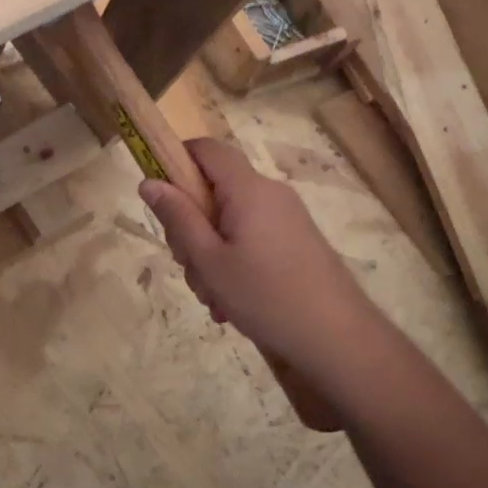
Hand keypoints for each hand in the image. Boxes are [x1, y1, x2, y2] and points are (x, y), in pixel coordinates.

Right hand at [138, 138, 385, 372]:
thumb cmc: (266, 296)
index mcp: (248, 190)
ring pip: (230, 219)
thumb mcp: (208, 260)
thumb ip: (177, 218)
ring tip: (213, 295)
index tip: (158, 195)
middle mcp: (270, 193)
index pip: (206, 148)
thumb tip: (148, 182)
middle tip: (189, 265)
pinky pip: (251, 237)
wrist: (339, 339)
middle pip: (214, 190)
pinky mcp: (296, 240)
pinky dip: (234, 260)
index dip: (176, 159)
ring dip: (211, 251)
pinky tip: (232, 302)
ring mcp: (287, 217)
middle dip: (191, 224)